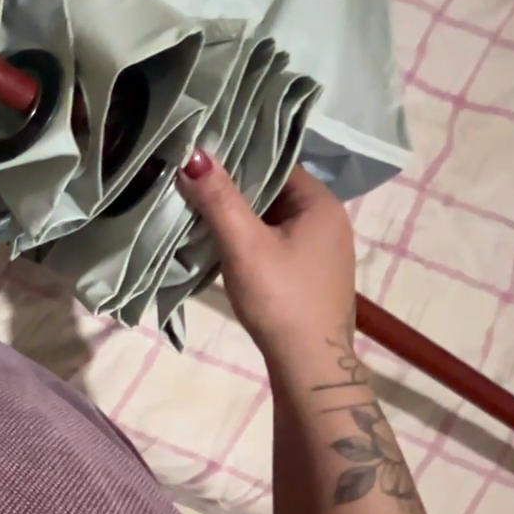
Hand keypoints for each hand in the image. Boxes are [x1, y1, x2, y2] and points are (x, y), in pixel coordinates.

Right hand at [176, 151, 355, 369]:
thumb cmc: (279, 296)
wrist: (306, 360)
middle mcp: (326, 217)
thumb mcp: (243, 244)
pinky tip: (217, 239)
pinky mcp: (305, 267)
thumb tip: (193, 153)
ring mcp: (318, 244)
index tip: (197, 158)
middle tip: (187, 181)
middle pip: (270, 188)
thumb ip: (219, 198)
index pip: (275, 163)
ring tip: (194, 206)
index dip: (237, 159)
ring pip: (268, 214)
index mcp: (320, 203)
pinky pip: (270, 235)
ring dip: (235, 212)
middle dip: (231, 187)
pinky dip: (245, 233)